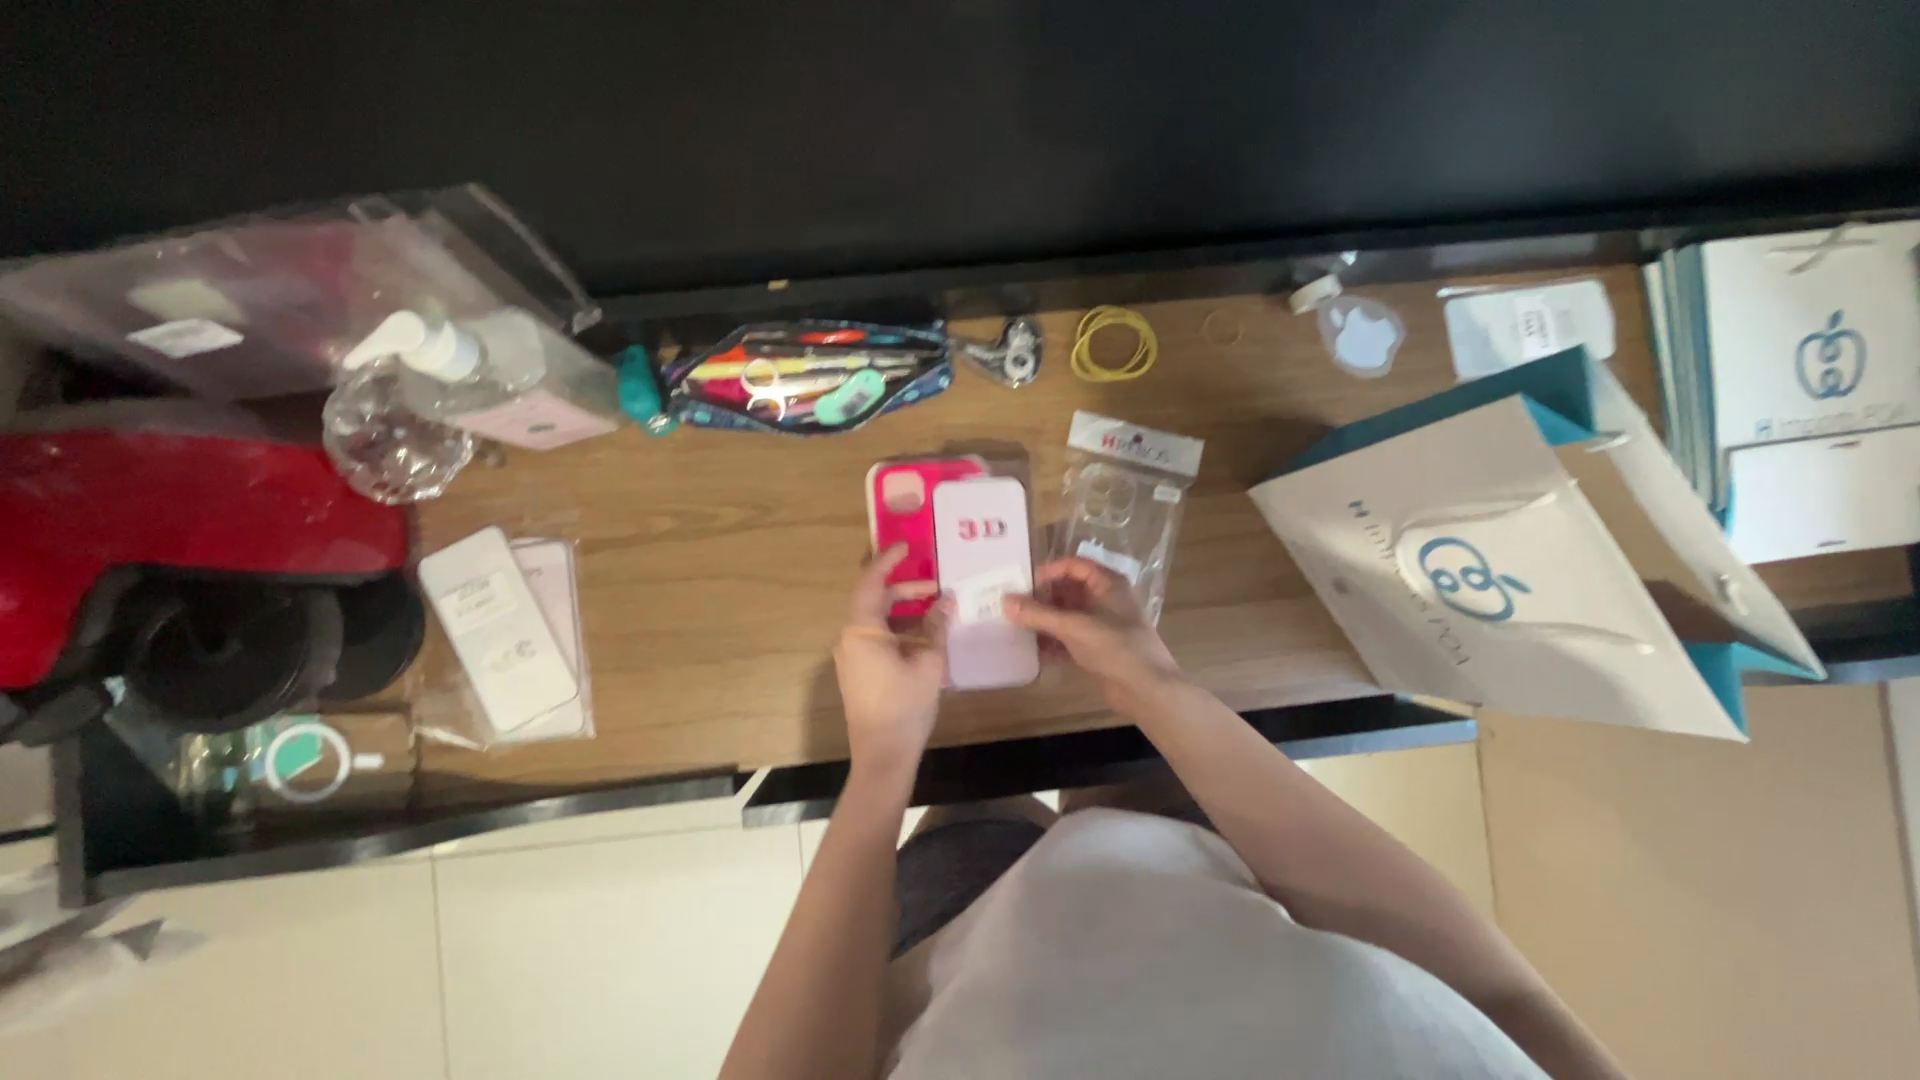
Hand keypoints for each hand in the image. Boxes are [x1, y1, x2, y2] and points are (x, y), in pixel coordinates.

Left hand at [833, 544, 948, 779]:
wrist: (882, 755)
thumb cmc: (905, 707)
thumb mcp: (929, 663)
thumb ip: (937, 626)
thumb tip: (947, 600)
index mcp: (861, 631)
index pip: (871, 582)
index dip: (888, 561)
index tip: (907, 546)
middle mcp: (849, 638)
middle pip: (874, 600)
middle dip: (905, 589)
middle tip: (936, 587)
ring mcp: (850, 657)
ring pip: (875, 621)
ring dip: (903, 612)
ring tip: (935, 611)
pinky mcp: (856, 672)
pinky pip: (875, 638)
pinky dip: (897, 630)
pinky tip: (924, 637)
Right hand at [1004, 557, 1182, 710]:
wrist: (1146, 690)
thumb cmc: (1115, 647)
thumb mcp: (1074, 626)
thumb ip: (1038, 614)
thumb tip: (1005, 601)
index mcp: (1107, 583)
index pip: (1072, 565)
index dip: (1048, 571)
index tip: (1022, 585)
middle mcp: (1104, 599)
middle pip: (1066, 590)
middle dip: (1040, 599)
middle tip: (1012, 608)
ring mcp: (1100, 625)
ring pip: (1065, 615)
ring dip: (1043, 621)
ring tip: (1015, 628)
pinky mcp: (1095, 648)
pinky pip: (1068, 638)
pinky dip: (1052, 641)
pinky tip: (1031, 650)